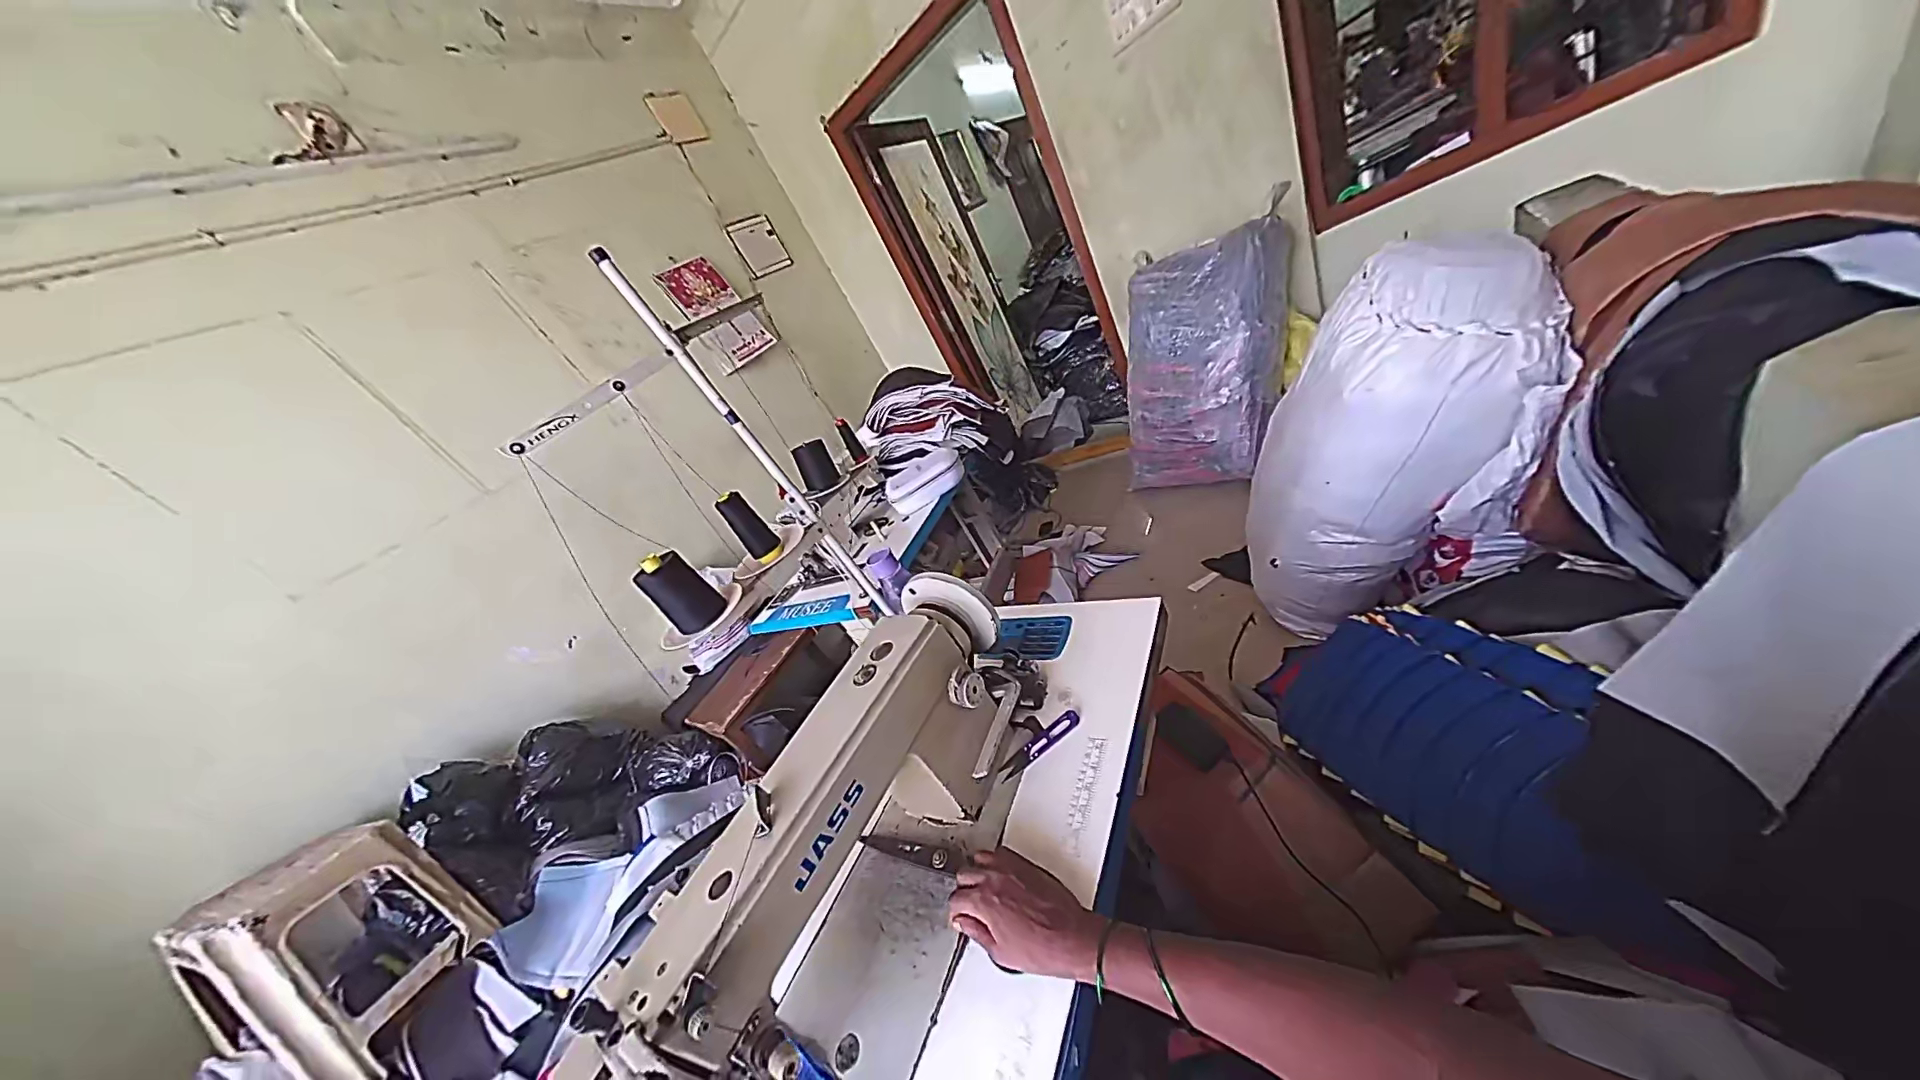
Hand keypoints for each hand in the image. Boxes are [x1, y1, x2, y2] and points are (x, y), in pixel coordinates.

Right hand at [948, 848, 1106, 979]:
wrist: (1071, 938)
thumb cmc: (1043, 947)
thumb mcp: (1000, 952)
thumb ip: (977, 933)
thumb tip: (966, 924)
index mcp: (984, 902)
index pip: (956, 899)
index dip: (956, 912)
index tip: (961, 918)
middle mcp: (995, 879)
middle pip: (964, 874)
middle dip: (964, 891)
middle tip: (971, 904)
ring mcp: (1011, 868)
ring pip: (980, 858)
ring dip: (978, 872)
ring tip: (983, 887)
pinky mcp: (1025, 864)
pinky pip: (1001, 853)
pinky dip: (996, 862)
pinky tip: (999, 875)